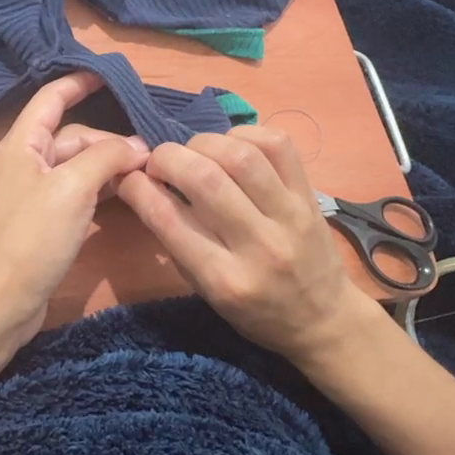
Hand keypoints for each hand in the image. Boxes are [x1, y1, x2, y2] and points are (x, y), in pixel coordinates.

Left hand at [0, 72, 149, 348]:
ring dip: (106, 166)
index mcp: (20, 145)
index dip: (77, 83)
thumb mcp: (72, 189)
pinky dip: (97, 191)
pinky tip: (122, 199)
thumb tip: (137, 145)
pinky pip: (72, 195)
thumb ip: (106, 157)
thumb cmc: (31, 239)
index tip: (108, 74)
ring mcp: (29, 196)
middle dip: (107, 140)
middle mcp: (22, 164)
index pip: (50, 99)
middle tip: (150, 154)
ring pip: (74, 167)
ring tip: (145, 174)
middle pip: (70, 136)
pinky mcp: (37, 225)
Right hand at [117, 125, 383, 365]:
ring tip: (194, 152)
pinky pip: (277, 145)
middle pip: (204, 178)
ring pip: (240, 155)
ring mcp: (289, 217)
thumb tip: (143, 188)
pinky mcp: (309, 196)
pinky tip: (231, 145)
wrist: (325, 320)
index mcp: (223, 279)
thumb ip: (175, 241)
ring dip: (204, 142)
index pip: (169, 219)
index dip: (138, 188)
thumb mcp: (205, 292)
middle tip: (160, 163)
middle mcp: (258, 245)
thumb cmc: (254, 312)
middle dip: (168, 157)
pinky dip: (244, 134)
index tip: (129, 178)